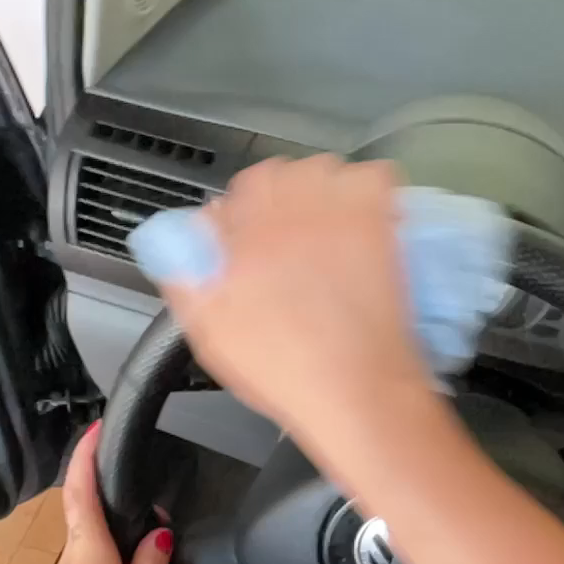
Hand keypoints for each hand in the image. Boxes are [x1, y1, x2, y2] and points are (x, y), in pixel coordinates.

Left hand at [8, 422, 171, 563]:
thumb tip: (161, 533)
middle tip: (140, 457)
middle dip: (105, 471)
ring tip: (150, 499)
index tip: (99, 425)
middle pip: (85, 500)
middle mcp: (74, 553)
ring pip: (90, 523)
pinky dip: (112, 528)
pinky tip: (136, 541)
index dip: (87, 454)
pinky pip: (93, 543)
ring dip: (112, 502)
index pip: (81, 491)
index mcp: (89, 553)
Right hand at [161, 156, 432, 446]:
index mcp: (241, 233)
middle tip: (291, 247)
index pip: (233, 196)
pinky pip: (373, 178)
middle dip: (281, 204)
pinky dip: (369, 192)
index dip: (242, 222)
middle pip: (278, 178)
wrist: (355, 392)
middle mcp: (286, 209)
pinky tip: (364, 224)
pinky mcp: (380, 223)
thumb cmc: (285, 372)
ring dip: (322, 195)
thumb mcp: (212, 333)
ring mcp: (336, 212)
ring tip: (326, 236)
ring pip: (323, 172)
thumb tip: (183, 241)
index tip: (251, 245)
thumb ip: (188, 275)